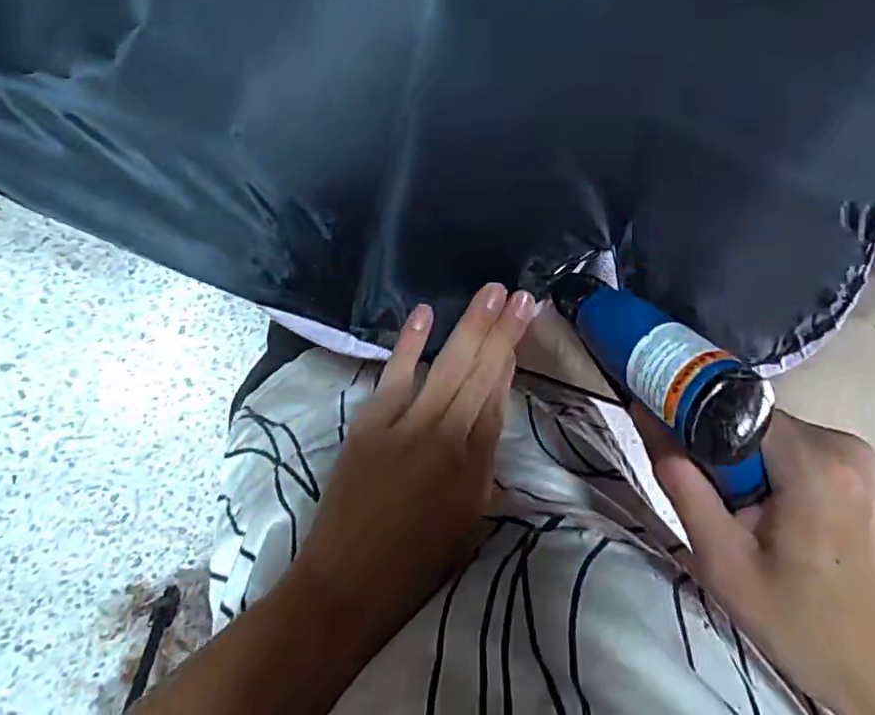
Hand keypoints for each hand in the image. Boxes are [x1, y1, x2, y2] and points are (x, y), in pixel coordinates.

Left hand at [293, 283, 537, 643]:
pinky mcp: (370, 424)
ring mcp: (406, 426)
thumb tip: (493, 410)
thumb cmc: (418, 559)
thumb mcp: (471, 515)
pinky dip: (410, 342)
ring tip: (493, 291)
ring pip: (448, 365)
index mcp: (475, 464)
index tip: (525, 323)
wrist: (348, 584)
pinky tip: (425, 311)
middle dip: (503, 329)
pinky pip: (395, 374)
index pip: (499, 395)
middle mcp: (446, 437)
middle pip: (481, 371)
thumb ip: (485, 459)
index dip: (512, 355)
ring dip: (471, 324)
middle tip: (522, 294)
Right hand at [636, 409, 874, 714]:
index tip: (676, 451)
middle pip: (754, 423)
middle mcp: (844, 444)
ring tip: (756, 529)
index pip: (734, 406)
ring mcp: (861, 456)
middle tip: (726, 514)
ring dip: (752, 470)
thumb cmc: (809, 630)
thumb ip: (682, 485)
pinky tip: (786, 528)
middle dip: (727, 458)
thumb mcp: (727, 566)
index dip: (697, 423)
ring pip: (775, 438)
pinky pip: (802, 453)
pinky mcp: (867, 473)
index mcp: (814, 460)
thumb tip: (644, 416)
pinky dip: (780, 477)